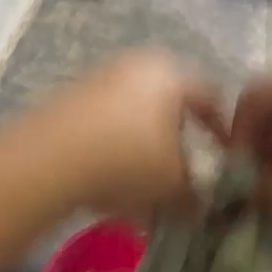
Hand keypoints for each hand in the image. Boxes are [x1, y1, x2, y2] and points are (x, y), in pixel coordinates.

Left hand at [7, 49, 226, 214]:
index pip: (210, 96)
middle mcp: (133, 67)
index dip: (222, 129)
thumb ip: (195, 192)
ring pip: (134, 120)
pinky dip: (114, 156)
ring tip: (145, 193)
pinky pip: (103, 130)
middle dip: (178, 144)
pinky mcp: (66, 104)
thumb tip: (201, 204)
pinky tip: (111, 190)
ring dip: (144, 155)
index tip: (226, 156)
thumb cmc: (126, 161)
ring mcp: (96, 82)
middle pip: (168, 106)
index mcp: (169, 73)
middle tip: (183, 176)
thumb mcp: (172, 183)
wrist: (45, 162)